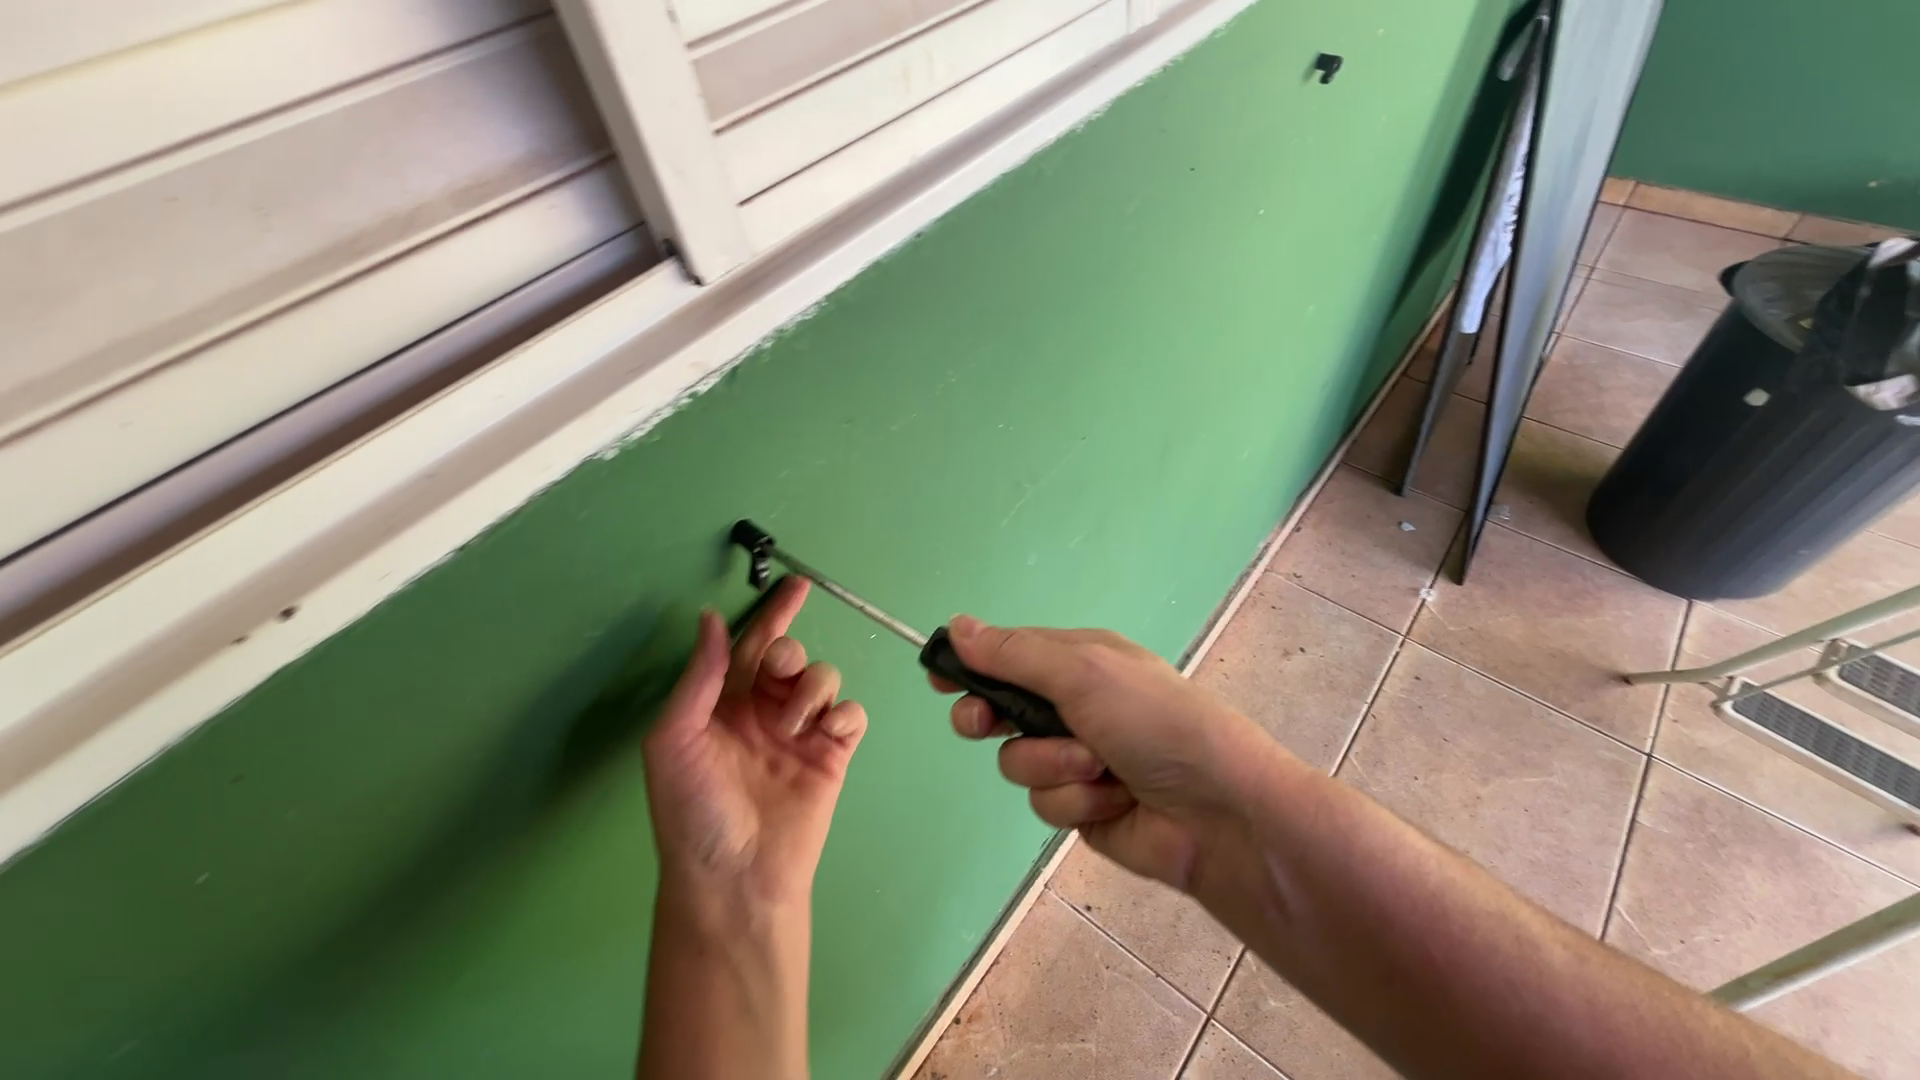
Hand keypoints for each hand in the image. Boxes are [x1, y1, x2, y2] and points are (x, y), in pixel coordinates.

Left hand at [644, 576, 866, 908]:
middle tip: (778, 675)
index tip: (797, 584)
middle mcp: (765, 712)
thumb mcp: (675, 739)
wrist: (735, 877)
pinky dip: (843, 712)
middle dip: (789, 652)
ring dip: (812, 688)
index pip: (751, 646)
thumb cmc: (694, 810)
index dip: (773, 613)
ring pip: (824, 677)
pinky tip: (826, 732)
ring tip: (793, 725)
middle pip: (791, 655)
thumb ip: (699, 677)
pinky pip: (852, 713)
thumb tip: (711, 618)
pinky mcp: (833, 755)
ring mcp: (802, 734)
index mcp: (724, 706)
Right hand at [936, 616, 1291, 897]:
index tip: (936, 675)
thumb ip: (1014, 654)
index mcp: (1079, 662)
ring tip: (1098, 766)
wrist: (1217, 811)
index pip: (1008, 654)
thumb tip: (956, 625)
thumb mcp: (1083, 672)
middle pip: (1000, 710)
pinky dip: (1076, 799)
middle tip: (984, 724)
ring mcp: (1077, 758)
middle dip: (991, 719)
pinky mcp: (1081, 806)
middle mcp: (1074, 706)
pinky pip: (1046, 801)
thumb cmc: (1153, 721)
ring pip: (1018, 761)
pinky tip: (1112, 799)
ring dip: (1053, 765)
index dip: (970, 664)